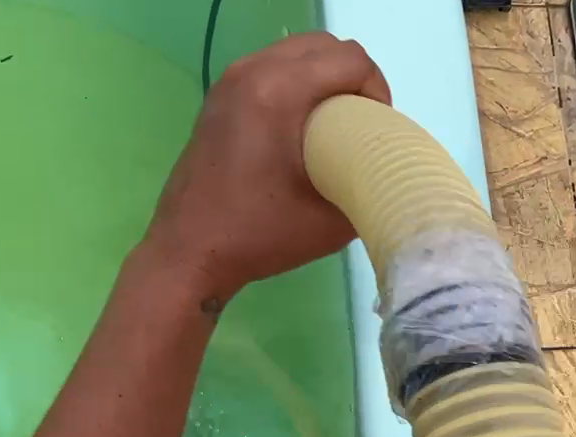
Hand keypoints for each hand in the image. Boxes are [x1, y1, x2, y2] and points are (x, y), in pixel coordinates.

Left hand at [141, 33, 391, 303]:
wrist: (192, 250)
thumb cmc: (261, 237)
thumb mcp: (331, 223)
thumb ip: (367, 189)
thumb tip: (384, 176)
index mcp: (279, 93)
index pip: (350, 61)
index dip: (378, 91)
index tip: (379, 131)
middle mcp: (252, 72)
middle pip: (324, 47)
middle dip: (354, 81)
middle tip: (363, 127)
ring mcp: (231, 80)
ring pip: (296, 54)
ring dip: (325, 82)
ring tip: (335, 130)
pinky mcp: (221, 97)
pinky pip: (273, 71)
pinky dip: (299, 88)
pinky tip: (303, 133)